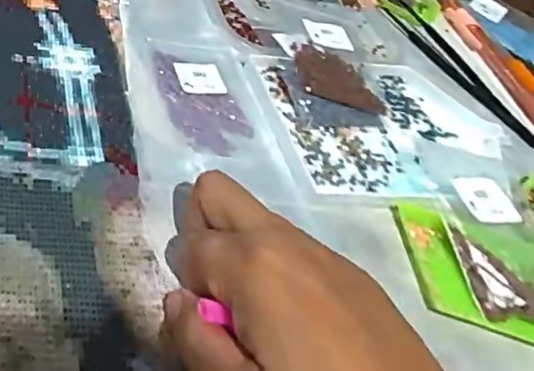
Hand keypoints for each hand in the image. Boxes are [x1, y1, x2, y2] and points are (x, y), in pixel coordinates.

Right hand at [161, 172, 441, 370]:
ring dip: (243, 253)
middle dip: (202, 230)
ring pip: (257, 221)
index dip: (190, 291)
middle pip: (214, 190)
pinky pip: (296, 248)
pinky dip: (282, 270)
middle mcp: (283, 238)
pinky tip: (305, 328)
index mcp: (252, 261)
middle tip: (222, 296)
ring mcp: (324, 252)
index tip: (214, 331)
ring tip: (264, 321)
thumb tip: (178, 303)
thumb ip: (196, 343)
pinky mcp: (356, 276)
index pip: (187, 247)